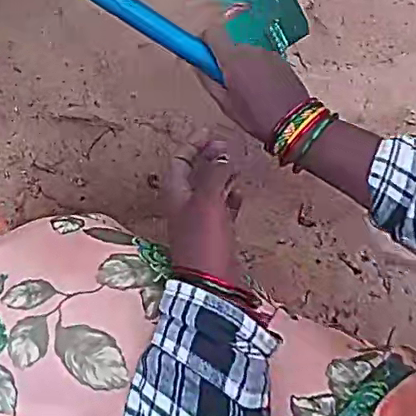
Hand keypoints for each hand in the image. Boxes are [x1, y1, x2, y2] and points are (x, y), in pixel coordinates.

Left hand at [161, 138, 242, 280]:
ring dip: (221, 175)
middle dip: (209, 156)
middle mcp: (183, 201)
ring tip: (237, 165)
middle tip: (227, 146)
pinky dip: (229, 196)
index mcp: (175, 190)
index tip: (210, 132)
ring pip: (209, 187)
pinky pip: (221, 206)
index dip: (193, 143)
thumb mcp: (208, 200)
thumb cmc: (204, 239)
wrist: (211, 284)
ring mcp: (198, 217)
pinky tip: (240, 193)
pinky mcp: (214, 231)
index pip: (180, 158)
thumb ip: (214, 174)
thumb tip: (222, 154)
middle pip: (194, 170)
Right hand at [195, 26, 309, 145]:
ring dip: (241, 65)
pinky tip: (262, 89)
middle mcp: (250, 49)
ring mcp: (268, 53)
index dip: (203, 42)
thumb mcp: (225, 103)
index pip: (211, 33)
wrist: (297, 123)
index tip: (201, 55)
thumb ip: (208, 80)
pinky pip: (260, 59)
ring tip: (247, 90)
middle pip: (229, 45)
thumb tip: (197, 66)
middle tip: (225, 83)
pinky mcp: (282, 60)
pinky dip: (256, 69)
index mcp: (232, 58)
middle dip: (223, 59)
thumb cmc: (256, 116)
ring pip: (245, 53)